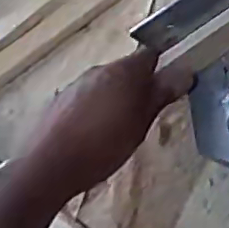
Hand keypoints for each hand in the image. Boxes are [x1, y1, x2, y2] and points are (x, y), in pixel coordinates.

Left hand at [9, 48, 191, 202]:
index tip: (168, 86)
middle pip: (126, 69)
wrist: (42, 173)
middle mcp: (99, 70)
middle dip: (137, 84)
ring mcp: (73, 87)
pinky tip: (89, 135)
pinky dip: (90, 110)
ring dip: (112, 98)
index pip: (152, 54)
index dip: (163, 67)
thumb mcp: (143, 122)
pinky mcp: (53, 107)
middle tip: (144, 111)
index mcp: (125, 69)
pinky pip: (82, 100)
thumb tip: (185, 72)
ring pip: (103, 85)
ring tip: (115, 126)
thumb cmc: (103, 144)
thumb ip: (163, 93)